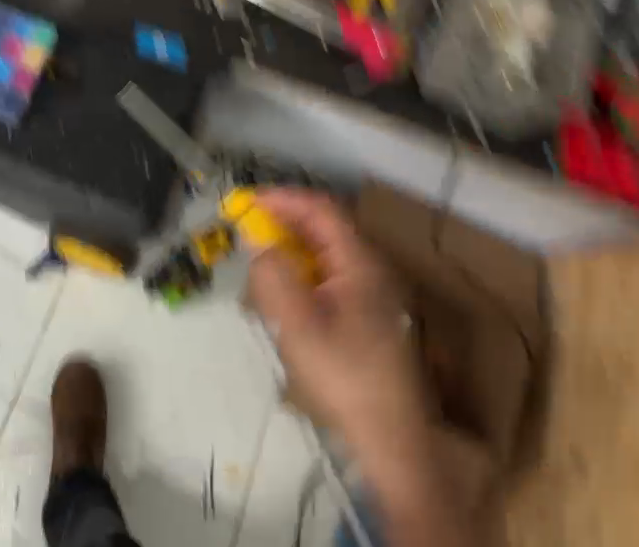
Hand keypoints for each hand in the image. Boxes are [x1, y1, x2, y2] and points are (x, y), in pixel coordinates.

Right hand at [245, 190, 429, 475]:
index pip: (321, 210)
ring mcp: (372, 296)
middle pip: (325, 230)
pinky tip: (285, 302)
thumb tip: (258, 242)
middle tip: (247, 234)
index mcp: (360, 265)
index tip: (246, 204)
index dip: (283, 200)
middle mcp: (371, 272)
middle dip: (283, 225)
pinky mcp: (367, 319)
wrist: (392, 439)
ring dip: (290, 253)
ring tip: (261, 269)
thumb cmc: (344, 378)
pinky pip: (329, 280)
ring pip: (325, 256)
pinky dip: (301, 277)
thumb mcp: (298, 326)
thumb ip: (273, 276)